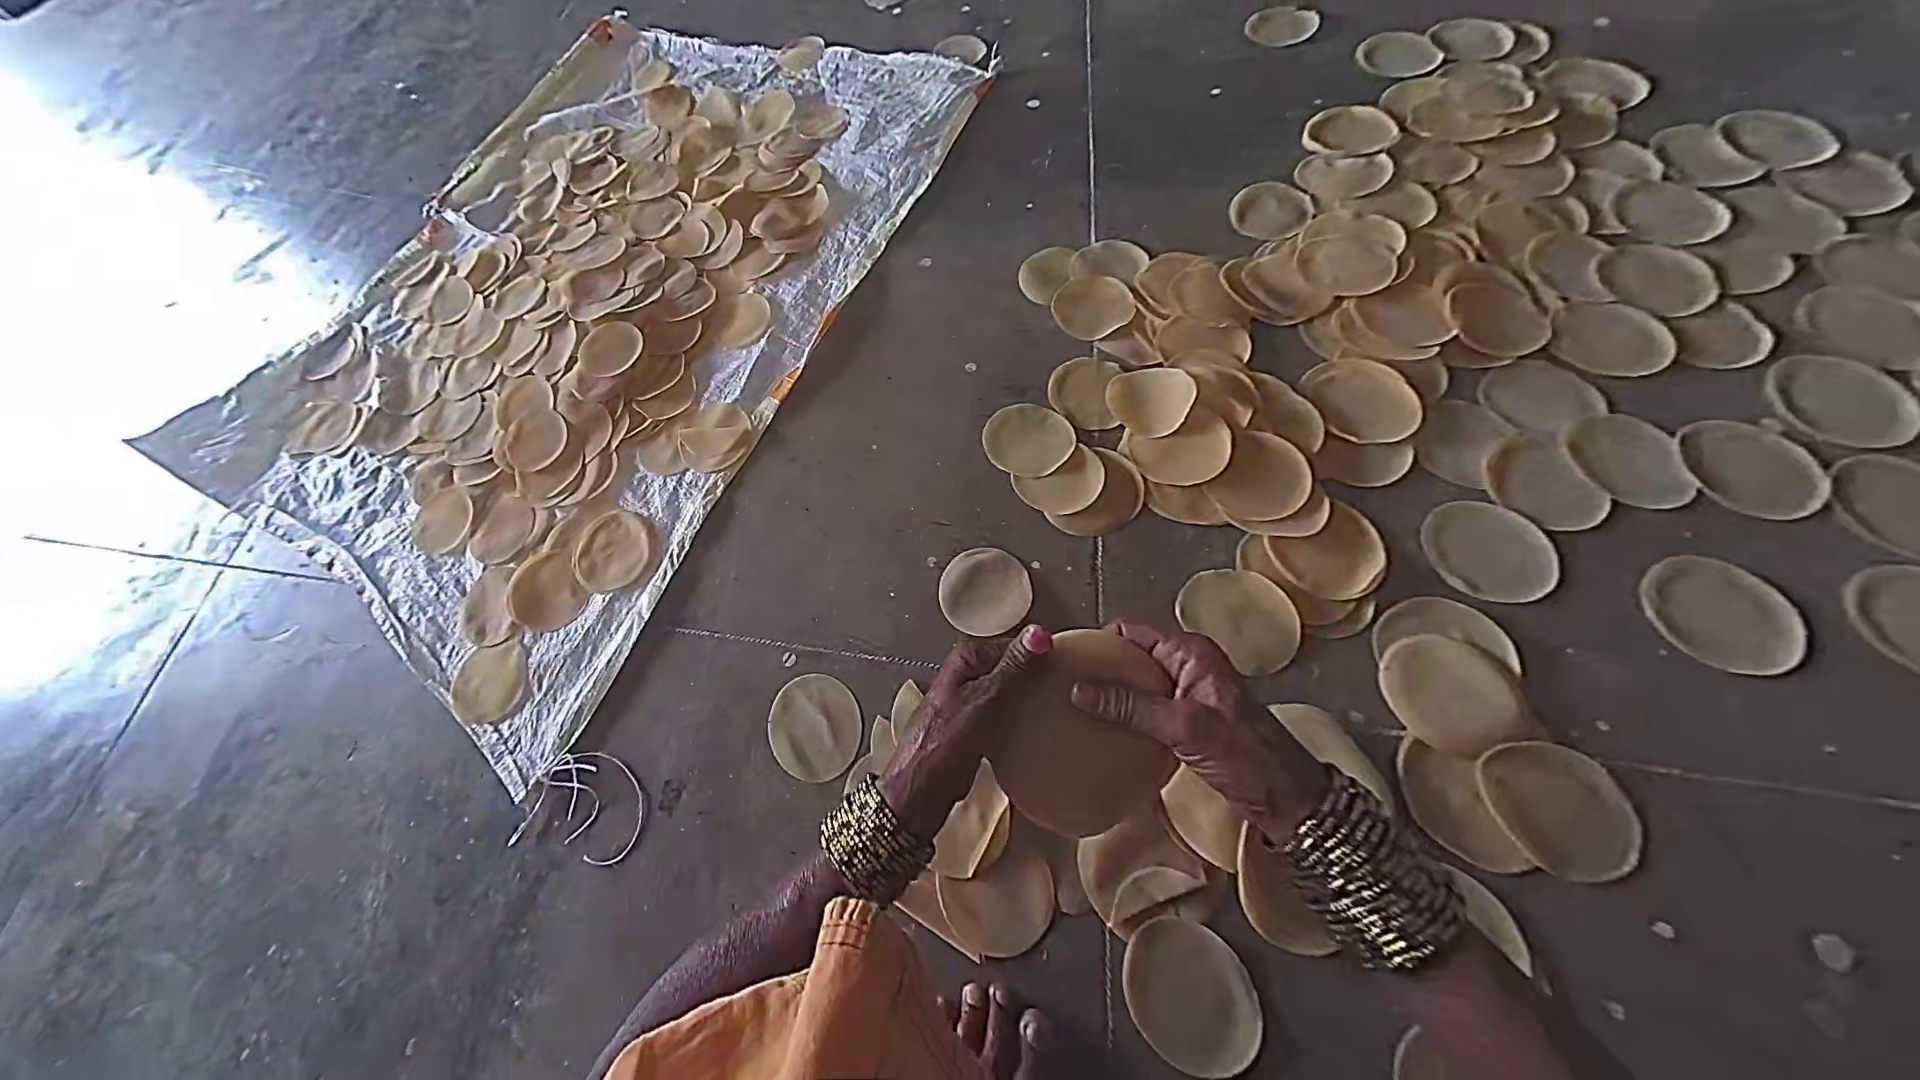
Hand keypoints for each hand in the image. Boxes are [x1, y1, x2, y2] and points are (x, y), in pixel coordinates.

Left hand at [882, 625, 1051, 837]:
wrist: (919, 795)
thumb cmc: (943, 746)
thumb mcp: (985, 700)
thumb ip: (1013, 667)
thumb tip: (1038, 632)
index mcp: (966, 659)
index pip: (1015, 646)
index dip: (1040, 657)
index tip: (1063, 670)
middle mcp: (966, 675)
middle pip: (1013, 670)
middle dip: (1036, 682)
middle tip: (1061, 694)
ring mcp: (971, 702)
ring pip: (1011, 695)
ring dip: (1030, 704)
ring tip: (1054, 712)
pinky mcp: (975, 727)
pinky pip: (1007, 717)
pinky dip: (1020, 722)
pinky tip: (1035, 732)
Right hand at [1068, 619, 1329, 839]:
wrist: (1288, 800)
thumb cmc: (1245, 757)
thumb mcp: (1183, 726)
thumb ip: (1130, 706)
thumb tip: (1077, 689)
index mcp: (1190, 652)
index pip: (1131, 632)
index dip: (1099, 642)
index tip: (1068, 661)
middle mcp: (1186, 665)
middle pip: (1130, 657)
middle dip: (1100, 669)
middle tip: (1064, 687)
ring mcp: (1186, 693)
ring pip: (1136, 684)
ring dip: (1111, 695)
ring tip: (1076, 709)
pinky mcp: (1184, 719)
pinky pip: (1145, 707)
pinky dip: (1125, 715)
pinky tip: (1105, 730)